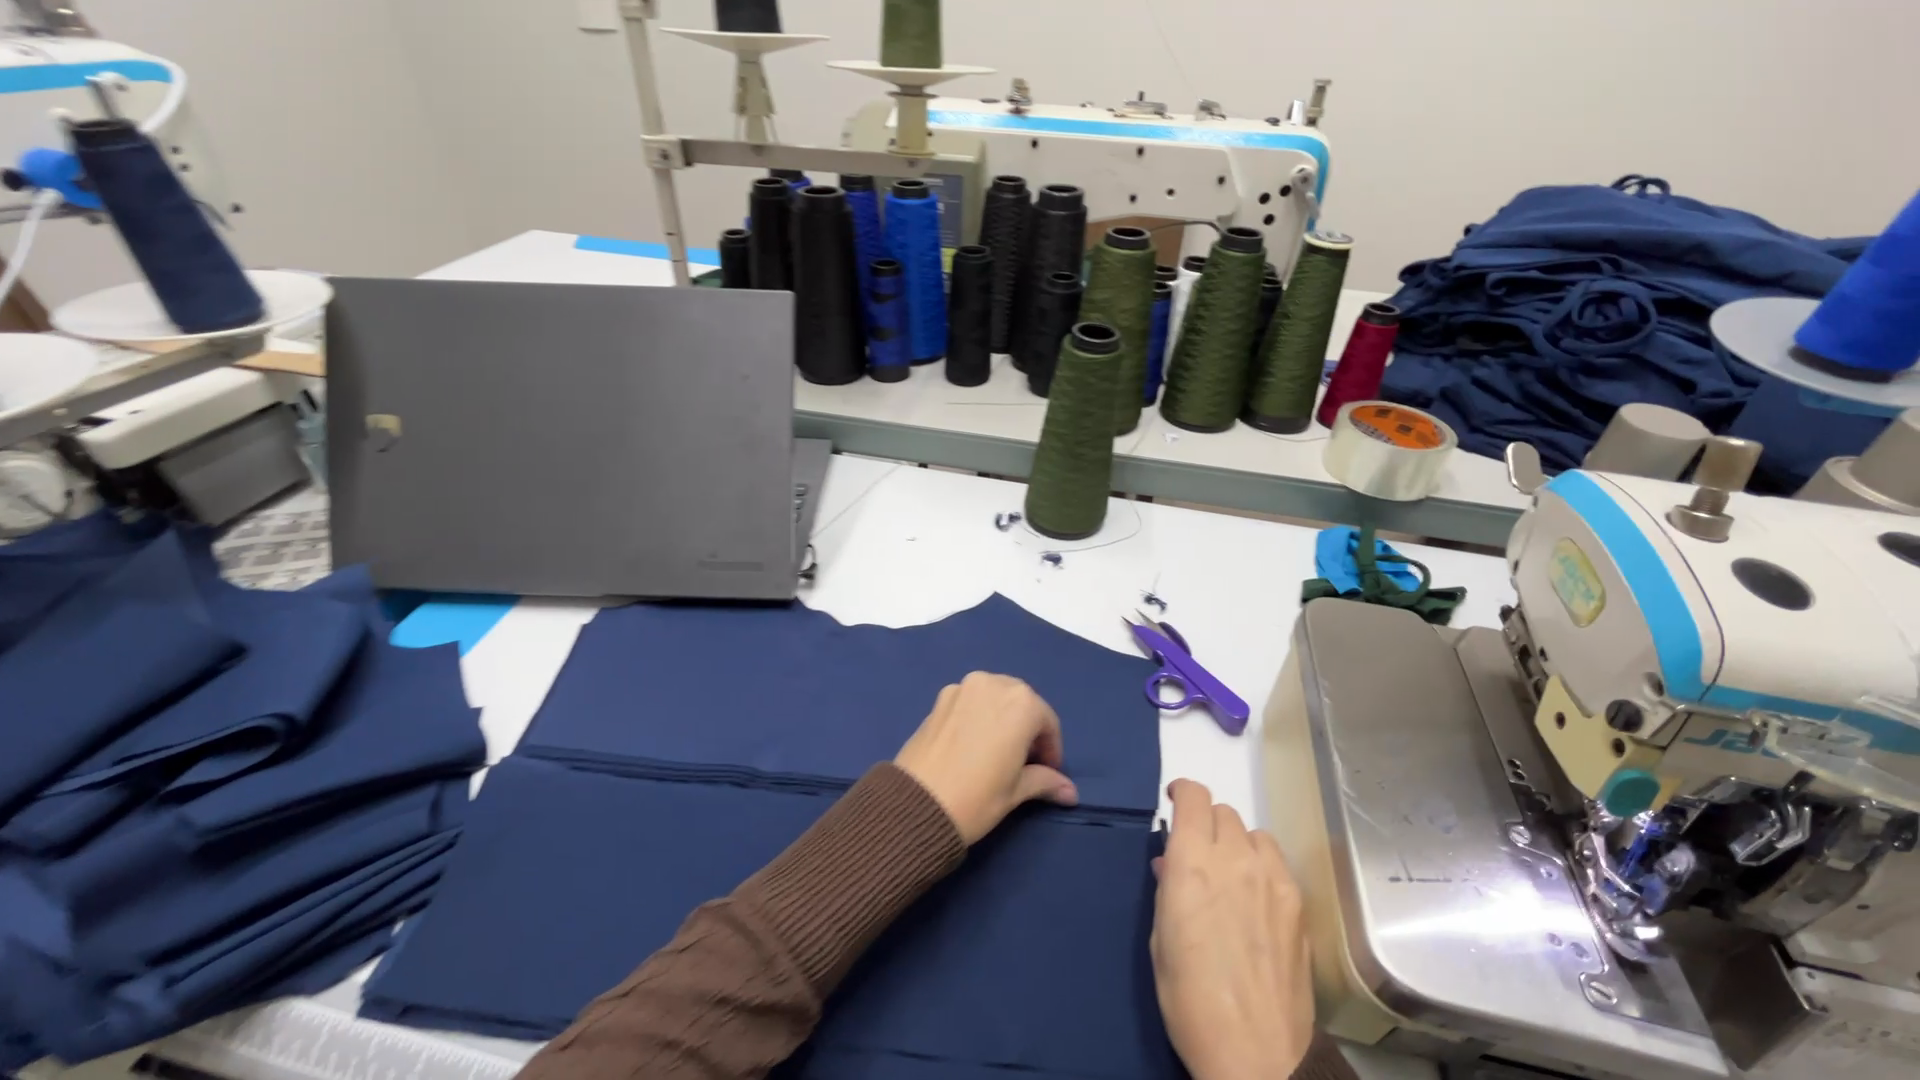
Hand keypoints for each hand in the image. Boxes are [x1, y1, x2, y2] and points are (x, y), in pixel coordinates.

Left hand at [894, 672, 1078, 843]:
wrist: (914, 805)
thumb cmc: (976, 797)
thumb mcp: (1016, 791)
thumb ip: (1045, 781)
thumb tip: (1070, 792)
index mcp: (1020, 702)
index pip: (1047, 723)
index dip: (1051, 750)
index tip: (1048, 772)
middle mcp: (992, 684)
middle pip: (1021, 703)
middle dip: (1027, 730)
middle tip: (1025, 763)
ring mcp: (961, 688)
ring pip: (994, 699)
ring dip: (1003, 720)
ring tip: (998, 754)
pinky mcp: (939, 699)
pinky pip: (970, 703)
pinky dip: (979, 717)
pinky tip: (973, 746)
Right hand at [1151, 779, 1314, 1079]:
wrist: (1254, 1049)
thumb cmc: (1188, 997)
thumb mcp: (1160, 939)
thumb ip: (1168, 890)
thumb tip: (1170, 866)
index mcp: (1193, 864)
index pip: (1195, 797)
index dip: (1183, 792)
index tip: (1175, 802)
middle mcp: (1236, 859)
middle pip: (1225, 812)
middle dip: (1207, 823)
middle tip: (1197, 853)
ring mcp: (1274, 880)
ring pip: (1255, 834)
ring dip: (1238, 843)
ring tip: (1230, 875)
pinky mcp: (1299, 905)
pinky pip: (1278, 864)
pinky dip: (1262, 867)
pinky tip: (1256, 900)